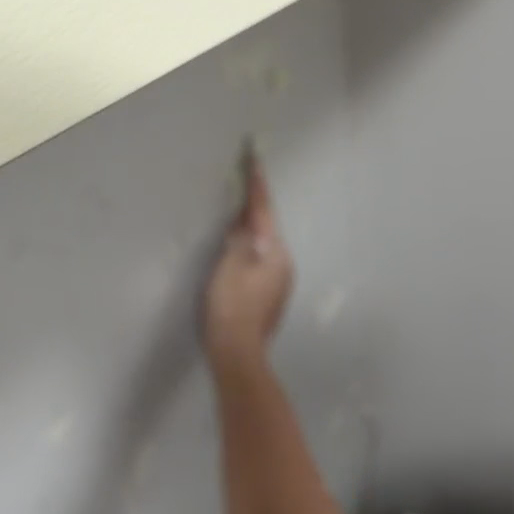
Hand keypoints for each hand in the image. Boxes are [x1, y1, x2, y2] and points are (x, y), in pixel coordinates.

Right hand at [203, 149, 292, 371]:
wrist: (237, 353)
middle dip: (254, 210)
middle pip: (266, 229)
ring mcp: (279, 285)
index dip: (256, 186)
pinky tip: (237, 255)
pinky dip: (249, 253)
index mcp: (275, 253)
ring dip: (251, 233)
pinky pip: (259, 265)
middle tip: (242, 186)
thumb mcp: (229, 265)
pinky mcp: (269, 299)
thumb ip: (238, 239)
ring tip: (235, 218)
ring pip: (263, 248)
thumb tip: (244, 222)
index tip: (254, 160)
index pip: (263, 212)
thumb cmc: (231, 305)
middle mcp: (283, 265)